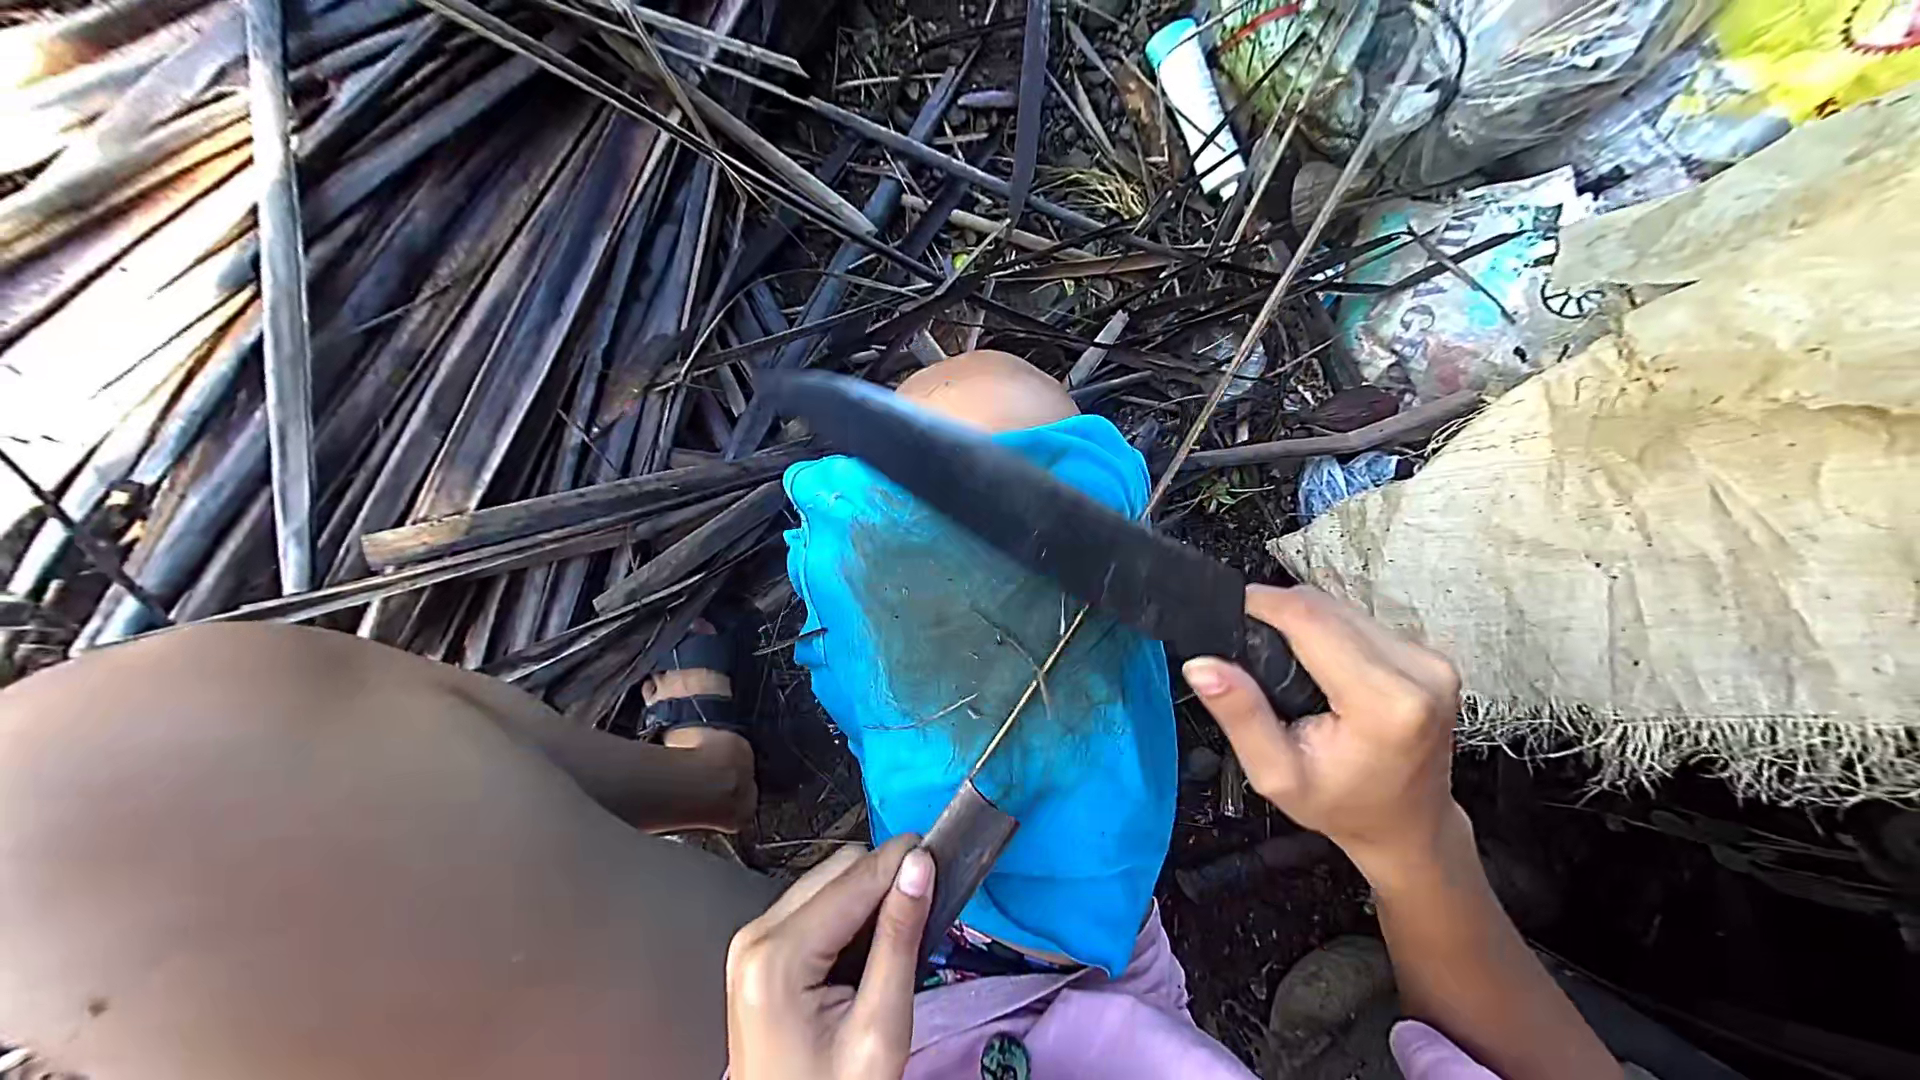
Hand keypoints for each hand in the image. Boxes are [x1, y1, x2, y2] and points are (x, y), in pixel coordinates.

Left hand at [726, 834, 935, 1079]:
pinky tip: (866, 948)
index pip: (855, 878)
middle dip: (884, 882)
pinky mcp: (759, 951)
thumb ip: (899, 938)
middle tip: (921, 912)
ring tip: (895, 936)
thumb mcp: (880, 1029)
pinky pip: (814, 904)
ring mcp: (753, 942)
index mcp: (778, 957)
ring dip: (867, 896)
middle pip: (839, 870)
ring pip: (828, 880)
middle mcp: (756, 936)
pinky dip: (848, 912)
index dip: (902, 862)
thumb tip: (919, 867)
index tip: (939, 857)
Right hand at [1182, 585, 1462, 881]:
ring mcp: (1428, 661)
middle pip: (1324, 607)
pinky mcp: (1427, 656)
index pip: (1310, 618)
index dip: (1262, 603)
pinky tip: (1313, 661)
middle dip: (1277, 612)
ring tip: (1280, 659)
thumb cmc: (1341, 804)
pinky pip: (1358, 619)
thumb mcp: (1275, 773)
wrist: (1406, 826)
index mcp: (1383, 703)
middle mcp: (1417, 672)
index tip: (1228, 612)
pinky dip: (1325, 629)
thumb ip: (1240, 714)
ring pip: (1340, 607)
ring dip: (1301, 619)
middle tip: (1248, 646)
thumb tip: (1201, 667)